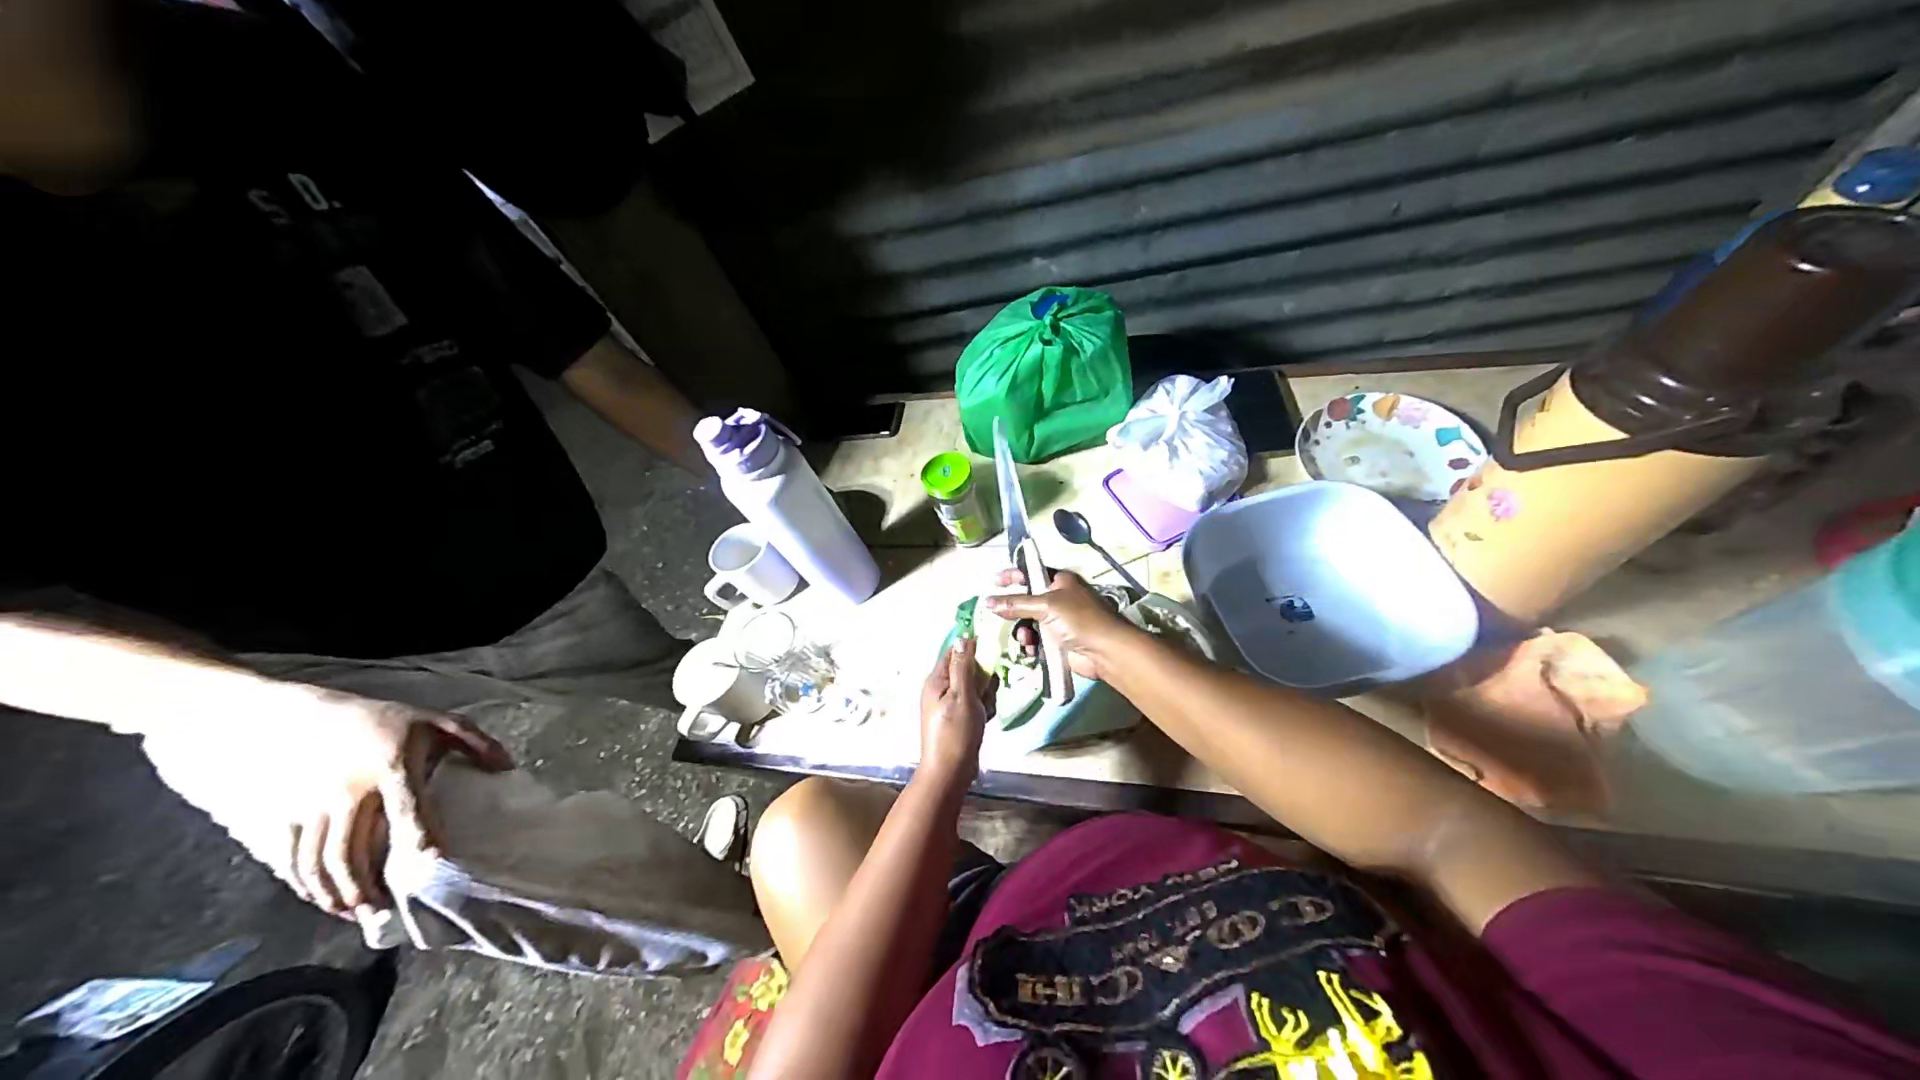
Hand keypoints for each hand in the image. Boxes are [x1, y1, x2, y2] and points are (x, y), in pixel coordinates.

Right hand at [138, 686, 511, 916]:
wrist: (296, 718)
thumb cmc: (381, 722)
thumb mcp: (435, 721)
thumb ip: (475, 743)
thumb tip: (508, 767)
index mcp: (391, 767)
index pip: (408, 807)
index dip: (420, 834)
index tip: (436, 861)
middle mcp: (348, 793)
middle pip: (353, 851)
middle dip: (368, 887)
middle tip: (388, 912)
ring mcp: (310, 809)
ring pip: (320, 864)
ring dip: (338, 895)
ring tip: (361, 914)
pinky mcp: (282, 821)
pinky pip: (292, 863)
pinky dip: (308, 888)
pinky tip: (327, 901)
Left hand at [918, 636, 992, 782]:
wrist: (950, 772)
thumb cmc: (956, 733)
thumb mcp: (962, 696)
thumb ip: (963, 667)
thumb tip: (962, 638)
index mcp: (936, 680)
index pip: (955, 652)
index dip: (973, 650)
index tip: (992, 655)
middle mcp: (939, 689)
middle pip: (967, 669)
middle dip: (982, 679)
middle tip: (985, 694)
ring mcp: (948, 704)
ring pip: (974, 687)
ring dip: (984, 696)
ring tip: (984, 710)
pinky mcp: (957, 718)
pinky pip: (974, 703)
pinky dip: (982, 709)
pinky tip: (984, 720)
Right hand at [985, 569, 1137, 682]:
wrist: (1105, 650)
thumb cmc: (1078, 619)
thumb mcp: (1045, 605)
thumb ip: (1015, 603)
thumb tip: (988, 602)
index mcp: (1060, 581)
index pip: (1032, 572)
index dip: (1014, 575)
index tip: (995, 581)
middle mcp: (1059, 598)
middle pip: (1027, 601)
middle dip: (1015, 611)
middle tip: (1002, 616)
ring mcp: (1059, 621)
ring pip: (1029, 623)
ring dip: (1023, 631)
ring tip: (1026, 639)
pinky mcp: (1059, 641)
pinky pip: (1036, 640)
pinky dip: (1031, 644)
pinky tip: (1031, 650)